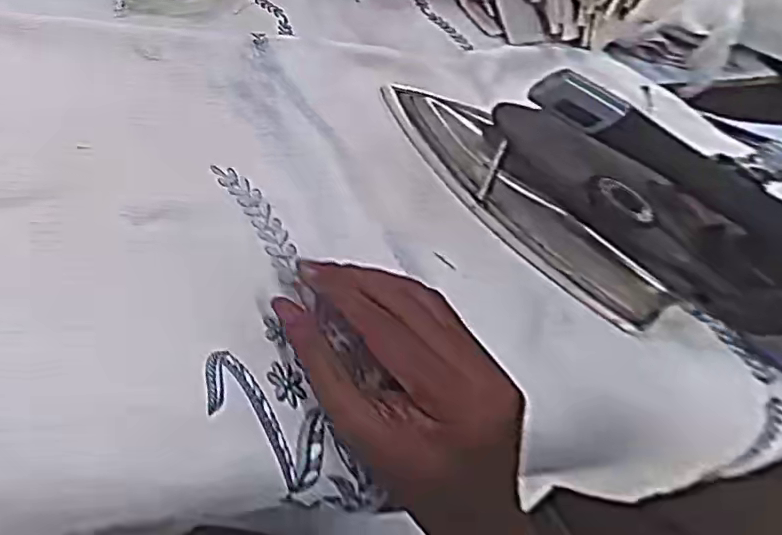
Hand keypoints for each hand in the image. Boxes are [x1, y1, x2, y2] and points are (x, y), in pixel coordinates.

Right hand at [272, 262, 529, 534]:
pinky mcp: (487, 362)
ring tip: (336, 278)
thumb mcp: (357, 428)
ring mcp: (489, 367)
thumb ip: (320, 363)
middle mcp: (481, 376)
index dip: (340, 293)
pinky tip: (371, 293)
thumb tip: (291, 312)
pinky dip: (397, 294)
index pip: (385, 323)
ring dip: (374, 280)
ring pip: (423, 297)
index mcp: (453, 395)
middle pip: (406, 300)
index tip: (307, 277)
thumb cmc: (419, 485)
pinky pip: (437, 310)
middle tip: (314, 272)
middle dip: (353, 279)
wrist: (472, 518)